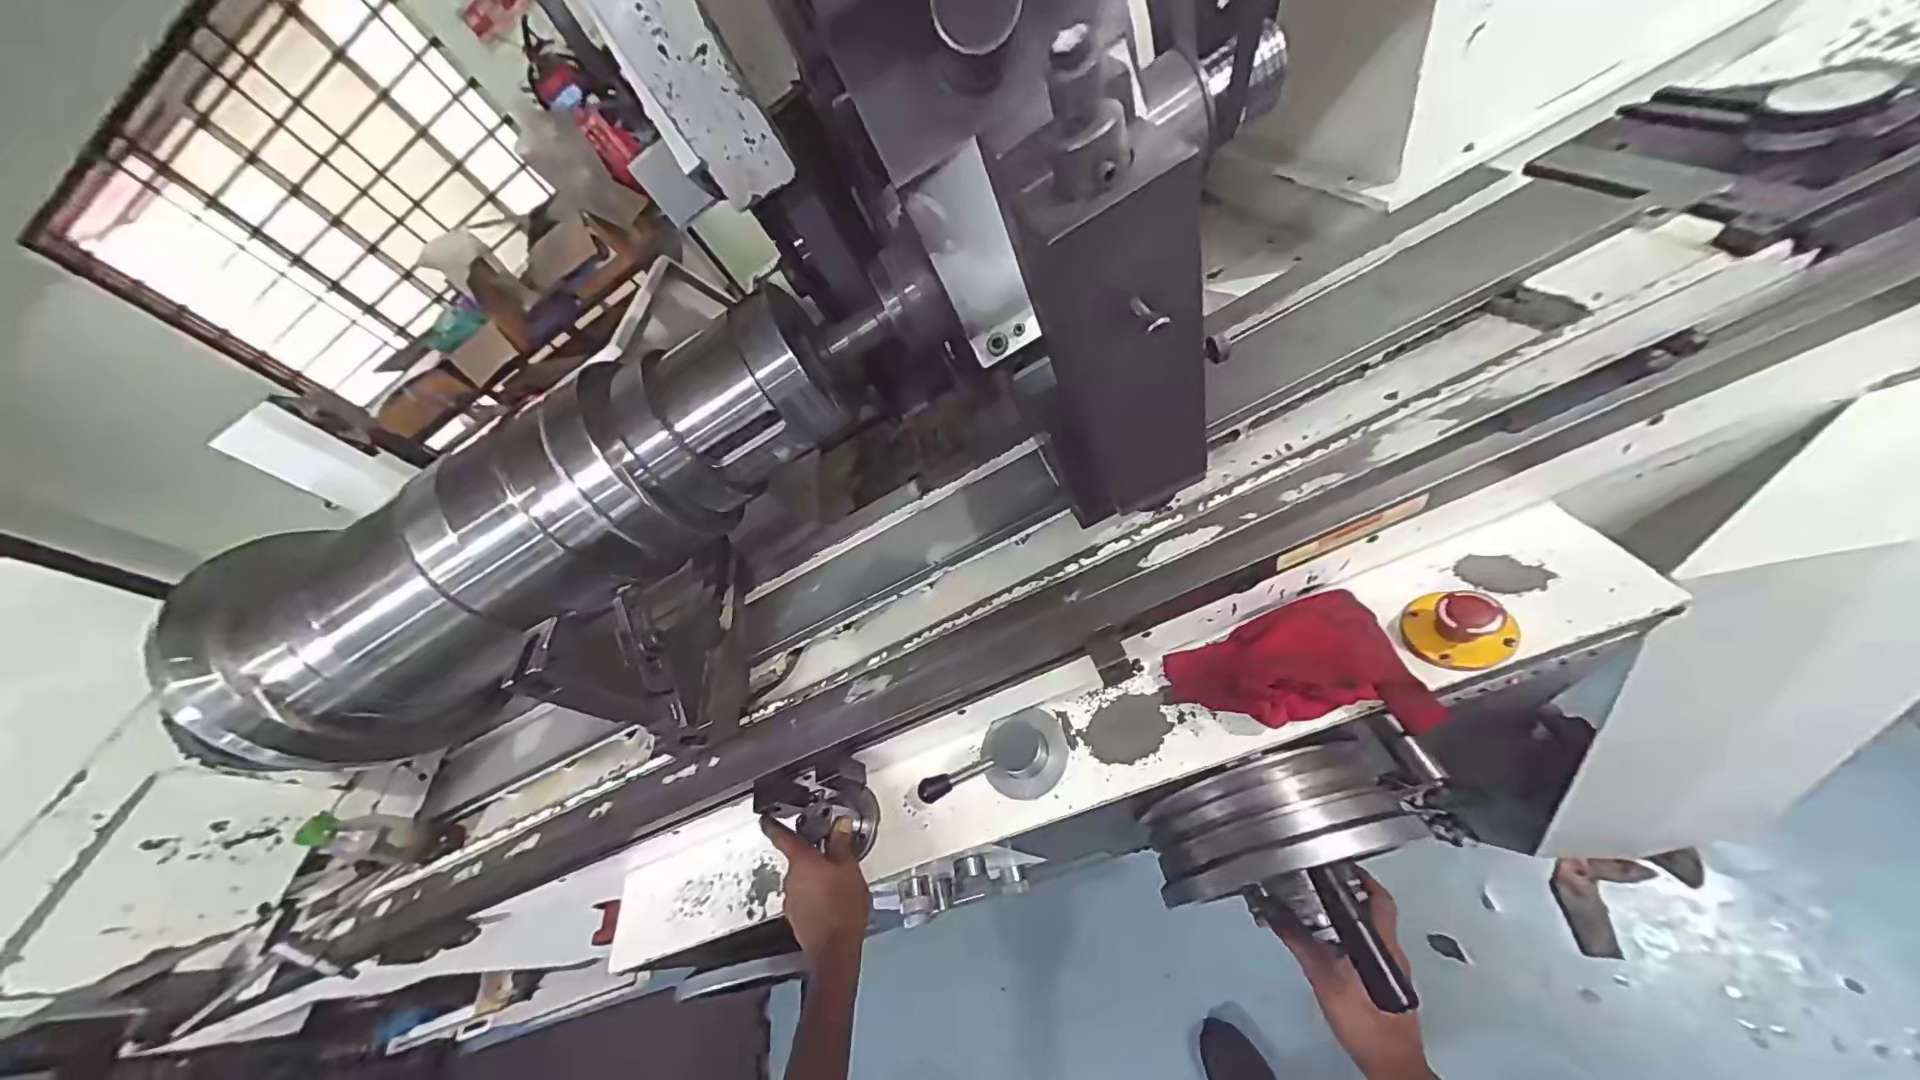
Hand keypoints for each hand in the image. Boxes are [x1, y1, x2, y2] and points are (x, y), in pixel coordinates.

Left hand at [762, 815, 871, 966]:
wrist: (835, 950)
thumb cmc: (842, 905)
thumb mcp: (849, 868)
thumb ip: (841, 844)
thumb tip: (840, 824)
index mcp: (801, 861)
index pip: (782, 837)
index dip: (773, 825)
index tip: (765, 818)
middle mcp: (790, 879)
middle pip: (798, 859)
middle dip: (812, 856)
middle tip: (832, 854)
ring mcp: (791, 900)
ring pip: (802, 879)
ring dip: (815, 876)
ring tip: (837, 881)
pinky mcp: (796, 918)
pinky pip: (804, 897)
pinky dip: (815, 894)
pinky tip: (831, 900)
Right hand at [1262, 871, 1437, 1079]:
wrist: (1391, 1065)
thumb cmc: (1365, 1027)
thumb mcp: (1323, 979)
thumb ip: (1300, 943)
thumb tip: (1276, 918)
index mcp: (1381, 946)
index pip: (1379, 898)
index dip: (1362, 877)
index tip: (1342, 865)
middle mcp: (1394, 954)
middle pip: (1376, 911)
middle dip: (1351, 893)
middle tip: (1326, 883)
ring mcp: (1396, 971)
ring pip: (1375, 930)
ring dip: (1352, 916)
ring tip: (1324, 910)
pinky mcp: (1392, 984)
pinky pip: (1374, 949)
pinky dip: (1354, 938)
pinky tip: (1336, 945)